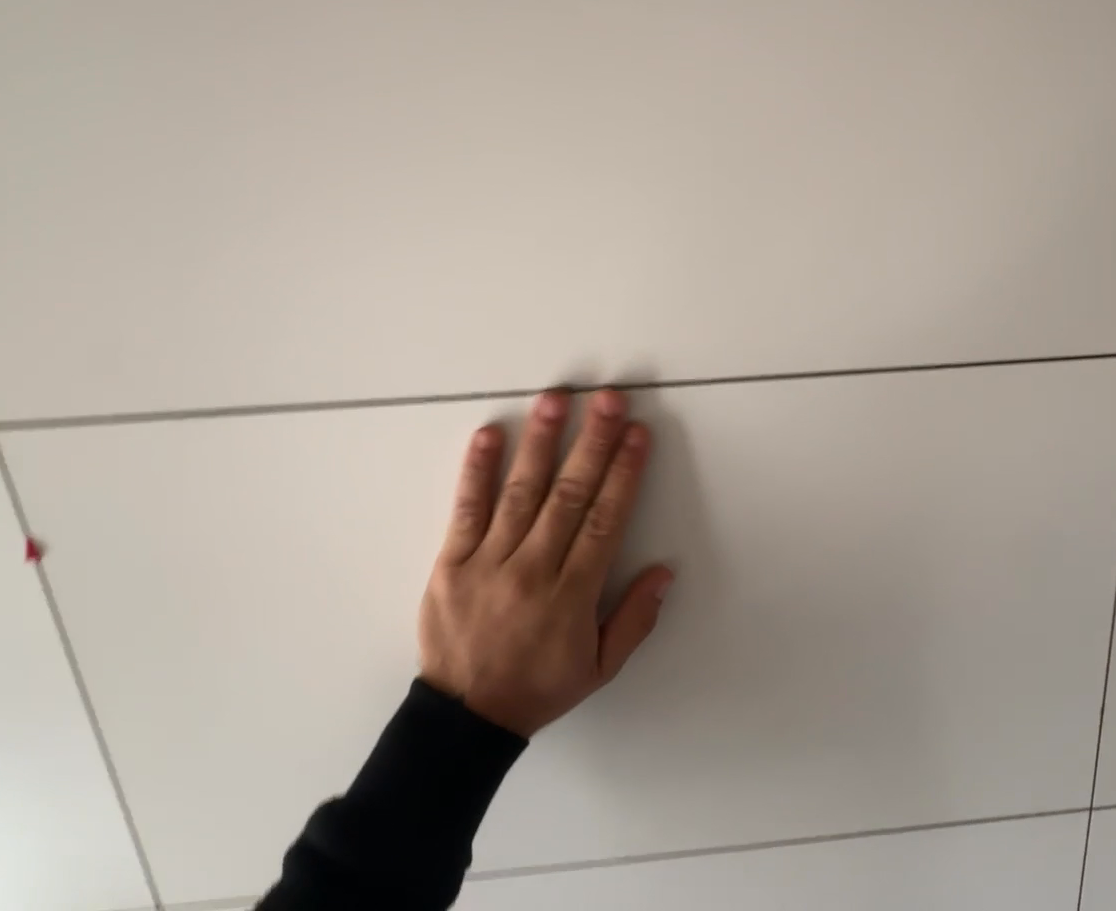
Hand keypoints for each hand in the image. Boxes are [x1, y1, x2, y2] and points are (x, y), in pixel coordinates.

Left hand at [418, 388, 673, 736]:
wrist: (466, 717)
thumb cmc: (539, 687)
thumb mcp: (602, 667)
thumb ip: (635, 618)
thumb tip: (665, 571)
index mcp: (573, 594)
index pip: (606, 520)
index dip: (625, 473)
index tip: (638, 434)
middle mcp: (533, 569)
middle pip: (570, 495)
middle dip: (592, 442)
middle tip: (608, 399)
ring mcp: (489, 562)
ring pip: (521, 492)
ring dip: (541, 442)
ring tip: (555, 399)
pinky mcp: (451, 561)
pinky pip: (466, 510)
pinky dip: (478, 470)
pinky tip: (490, 435)